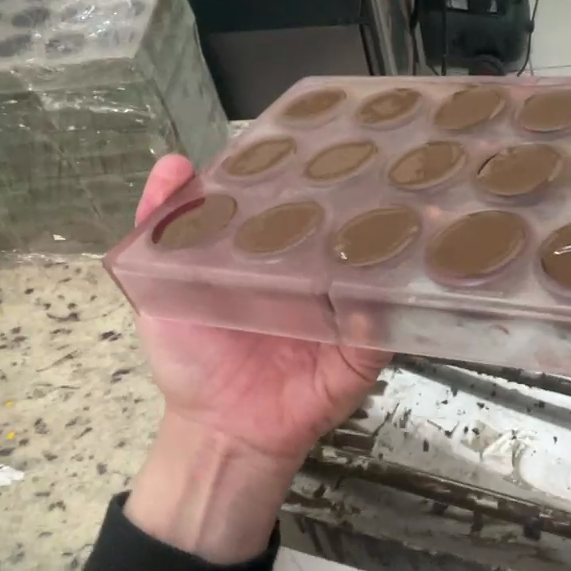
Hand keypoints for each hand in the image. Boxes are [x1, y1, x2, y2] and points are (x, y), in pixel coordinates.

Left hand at [122, 154, 390, 562]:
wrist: (221, 429)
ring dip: (393, 246)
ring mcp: (345, 311)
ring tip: (411, 207)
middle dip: (369, 202)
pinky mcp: (364, 349)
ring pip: (375, 271)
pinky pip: (384, 323)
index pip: (305, 207)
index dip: (318, 177)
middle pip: (348, 234)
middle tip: (389, 164)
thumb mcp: (159, 286)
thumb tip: (174, 162)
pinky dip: (390, 303)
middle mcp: (317, 276)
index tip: (334, 140)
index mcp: (278, 255)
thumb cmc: (192, 358)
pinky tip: (397, 275)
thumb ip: (163, 227)